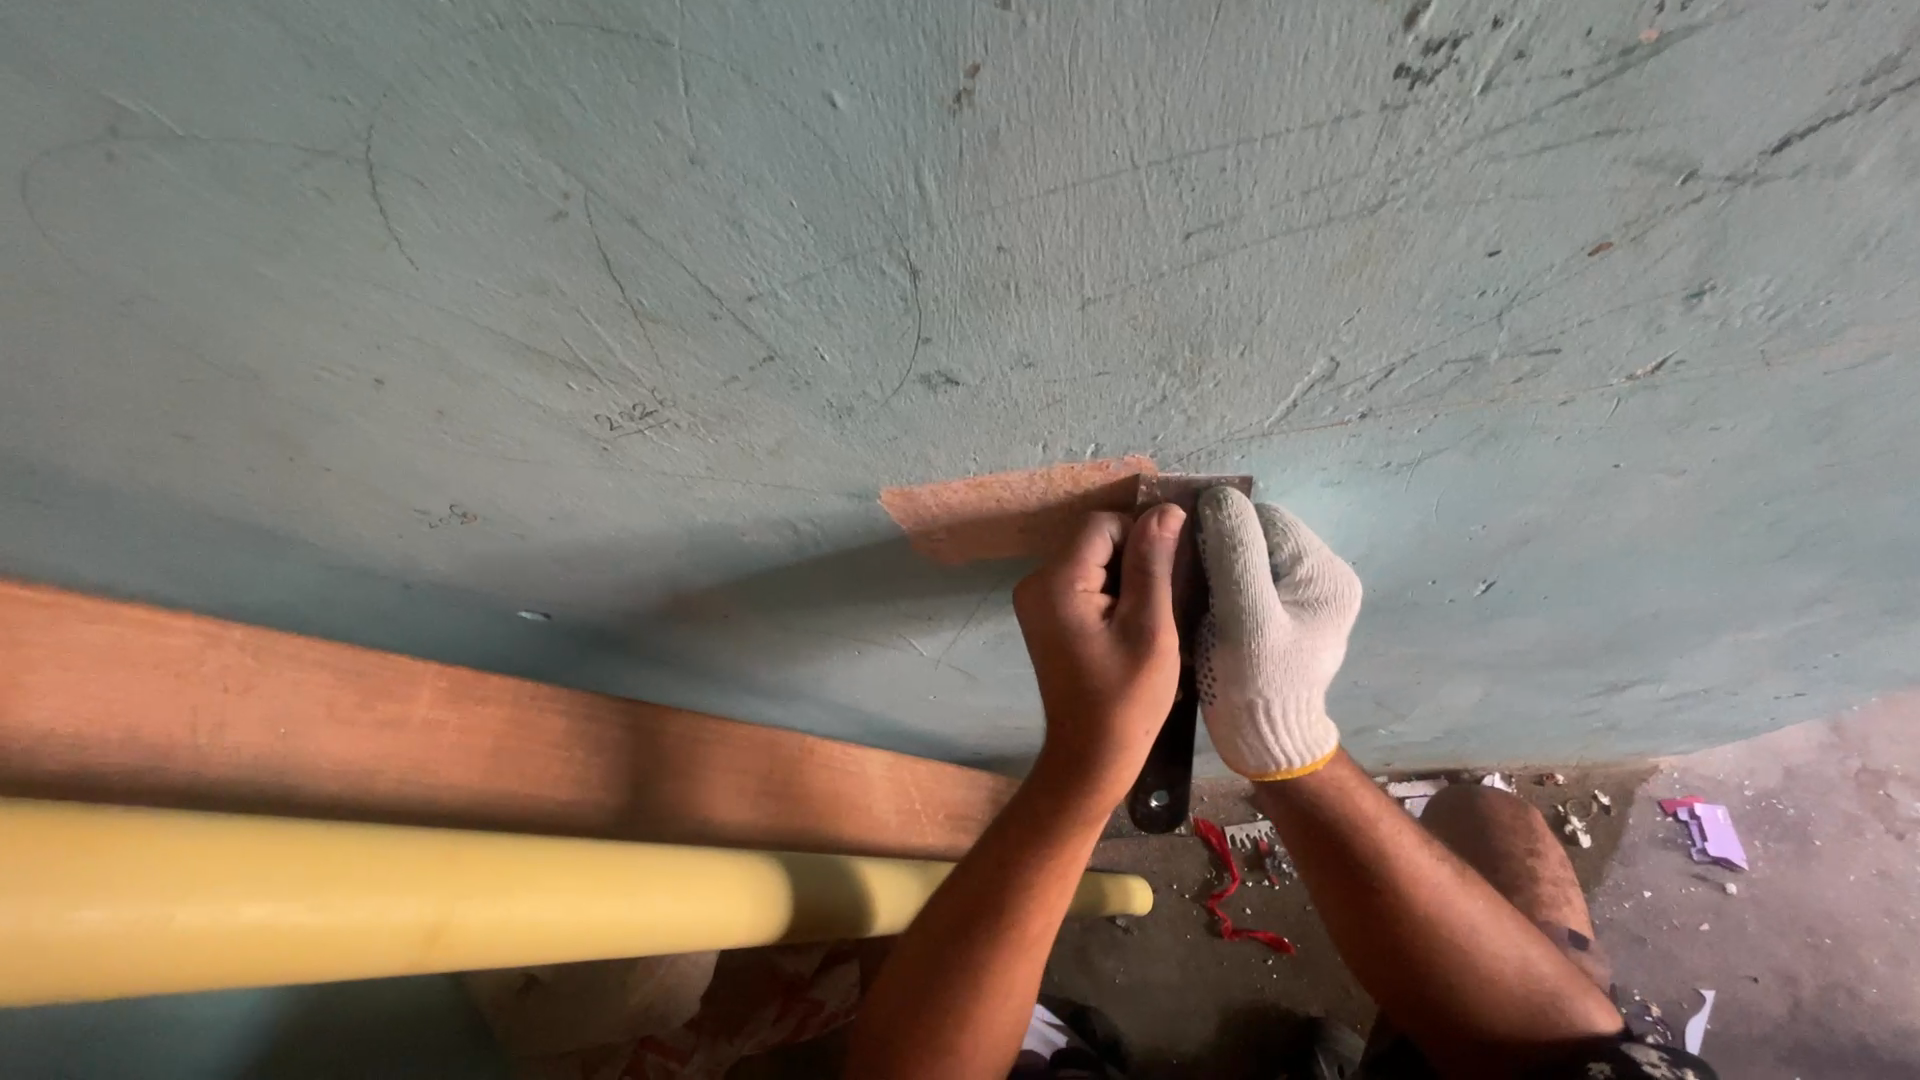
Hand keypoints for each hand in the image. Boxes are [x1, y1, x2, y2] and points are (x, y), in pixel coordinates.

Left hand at [1012, 506, 1184, 787]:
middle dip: (1132, 560)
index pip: (1102, 524)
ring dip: (1124, 578)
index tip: (1166, 575)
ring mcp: (1035, 600)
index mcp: (1055, 582)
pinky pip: (1081, 582)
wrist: (1091, 753)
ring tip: (1144, 620)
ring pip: (1091, 559)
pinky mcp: (1044, 615)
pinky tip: (1126, 627)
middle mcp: (1035, 582)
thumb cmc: (1126, 697)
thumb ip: (1153, 563)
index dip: (1140, 538)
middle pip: (1094, 540)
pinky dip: (1109, 593)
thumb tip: (1166, 509)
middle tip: (1158, 604)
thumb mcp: (1150, 626)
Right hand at [1196, 487, 1361, 780]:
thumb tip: (1219, 496)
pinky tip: (1208, 611)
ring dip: (1216, 570)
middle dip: (1217, 551)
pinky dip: (1221, 588)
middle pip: (1255, 535)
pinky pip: (1245, 580)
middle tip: (1191, 584)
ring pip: (1246, 556)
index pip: (1263, 519)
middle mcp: (1322, 577)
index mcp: (1324, 573)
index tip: (1188, 560)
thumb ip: (1234, 554)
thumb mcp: (1244, 617)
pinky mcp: (1283, 613)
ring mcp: (1303, 596)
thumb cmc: (1256, 683)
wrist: (1264, 743)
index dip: (1219, 530)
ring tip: (1198, 600)